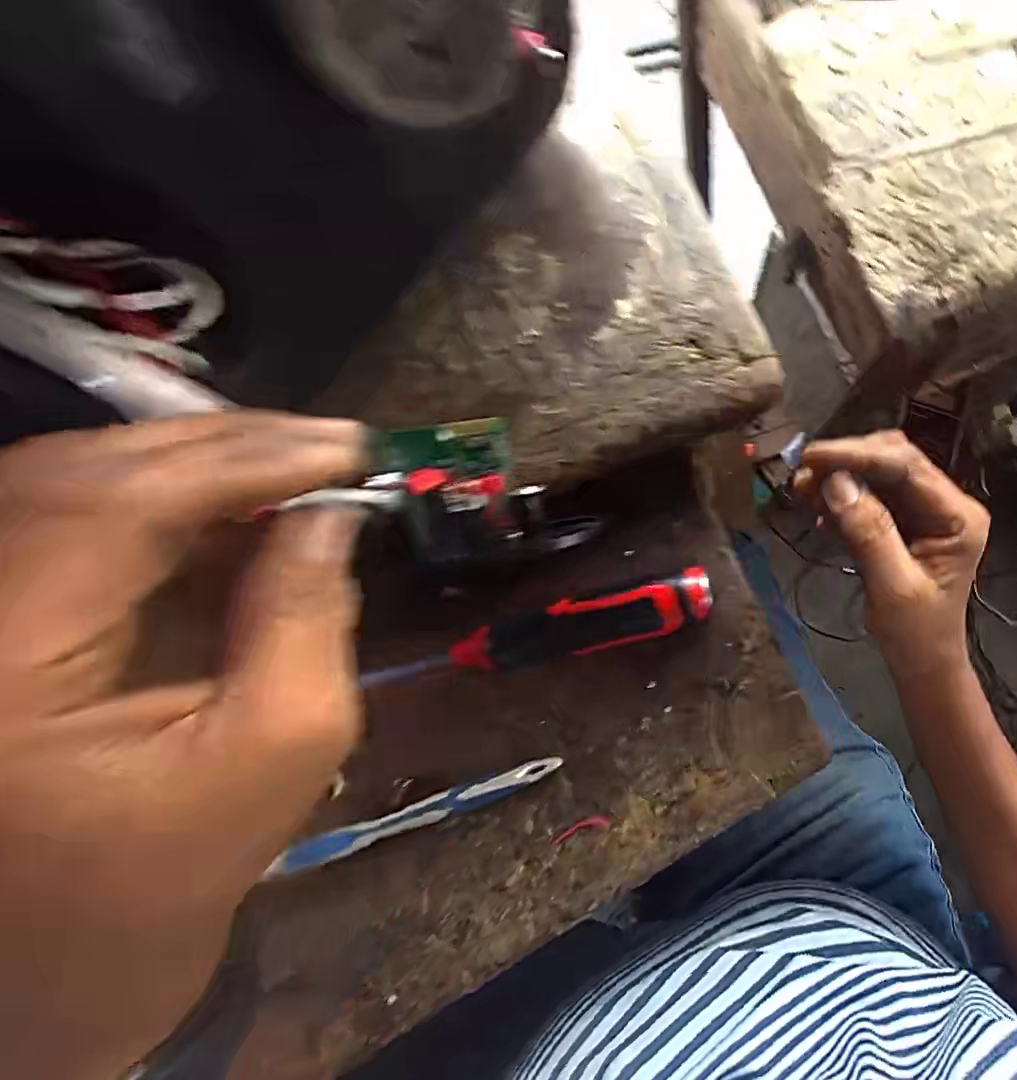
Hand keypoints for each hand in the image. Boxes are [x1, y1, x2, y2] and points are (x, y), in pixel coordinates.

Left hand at [0, 411, 368, 1078]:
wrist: (59, 939)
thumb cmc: (181, 851)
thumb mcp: (288, 737)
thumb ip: (308, 616)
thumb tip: (334, 516)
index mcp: (1, 664)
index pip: (106, 509)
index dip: (238, 461)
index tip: (349, 447)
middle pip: (67, 477)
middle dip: (221, 444)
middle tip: (338, 439)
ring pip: (58, 486)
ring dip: (195, 460)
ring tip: (306, 456)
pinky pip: (67, 524)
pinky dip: (170, 498)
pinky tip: (249, 498)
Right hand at [794, 431, 989, 677]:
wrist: (924, 662)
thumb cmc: (917, 634)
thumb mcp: (893, 587)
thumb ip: (868, 533)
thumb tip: (836, 483)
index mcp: (959, 518)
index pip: (909, 467)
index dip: (859, 456)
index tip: (814, 457)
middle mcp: (948, 506)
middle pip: (895, 461)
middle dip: (848, 463)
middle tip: (803, 472)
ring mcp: (927, 512)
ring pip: (881, 475)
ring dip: (841, 477)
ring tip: (803, 489)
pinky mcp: (907, 522)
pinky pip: (874, 496)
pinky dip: (844, 497)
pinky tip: (818, 508)